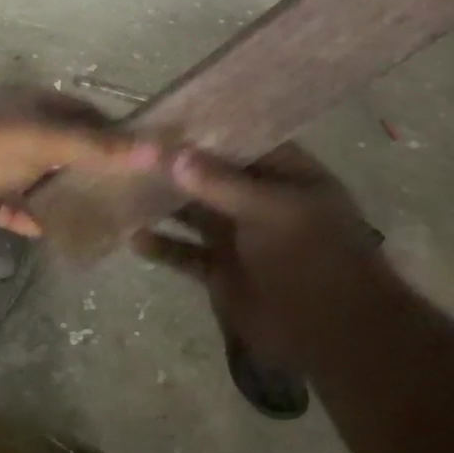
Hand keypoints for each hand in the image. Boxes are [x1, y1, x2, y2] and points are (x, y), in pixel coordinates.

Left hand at [0, 87, 158, 236]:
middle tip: (124, 191)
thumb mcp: (44, 142)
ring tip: (96, 214)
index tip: (140, 154)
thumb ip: (98, 148)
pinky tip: (50, 231)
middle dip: (87, 165)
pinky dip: (28, 216)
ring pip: (34, 177)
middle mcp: (9, 127)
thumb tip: (160, 150)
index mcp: (25, 103)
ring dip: (58, 193)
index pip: (80, 110)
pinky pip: (10, 206)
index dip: (110, 129)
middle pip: (58, 145)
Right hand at [132, 145, 387, 364]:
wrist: (331, 333)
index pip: (241, 142)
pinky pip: (185, 254)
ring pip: (193, 214)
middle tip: (127, 151)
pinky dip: (162, 246)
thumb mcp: (271, 210)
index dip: (204, 131)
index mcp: (287, 176)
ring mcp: (239, 239)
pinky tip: (133, 237)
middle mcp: (260, 202)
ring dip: (162, 204)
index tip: (160, 119)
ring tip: (121, 189)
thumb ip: (220, 182)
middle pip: (210, 176)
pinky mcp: (220, 272)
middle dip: (174, 166)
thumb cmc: (312, 258)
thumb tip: (173, 154)